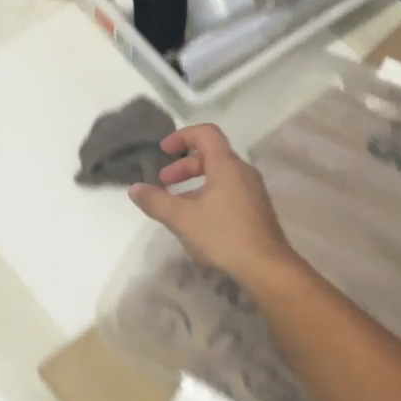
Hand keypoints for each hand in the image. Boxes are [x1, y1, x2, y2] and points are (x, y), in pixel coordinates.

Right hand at [128, 124, 300, 282]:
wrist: (265, 266)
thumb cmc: (222, 235)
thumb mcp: (181, 218)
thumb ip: (155, 201)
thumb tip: (134, 189)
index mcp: (226, 166)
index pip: (206, 134)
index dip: (182, 136)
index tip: (163, 150)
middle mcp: (242, 172)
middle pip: (211, 155)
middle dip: (183, 165)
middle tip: (164, 182)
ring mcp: (252, 191)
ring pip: (219, 176)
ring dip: (194, 183)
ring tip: (176, 204)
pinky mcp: (255, 209)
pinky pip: (228, 191)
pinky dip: (208, 195)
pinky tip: (197, 219)